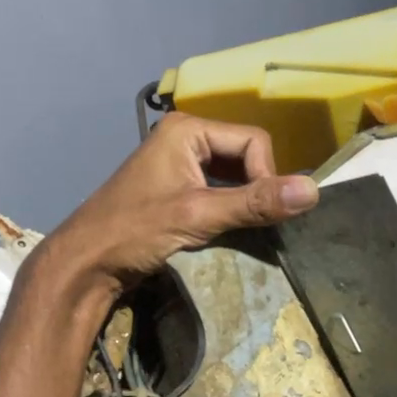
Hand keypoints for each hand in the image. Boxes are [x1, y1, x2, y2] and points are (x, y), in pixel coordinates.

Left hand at [29, 114, 319, 308]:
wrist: (83, 265)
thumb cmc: (134, 232)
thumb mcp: (198, 215)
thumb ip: (255, 202)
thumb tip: (313, 191)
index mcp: (188, 130)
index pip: (253, 141)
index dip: (266, 176)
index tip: (259, 212)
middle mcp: (186, 139)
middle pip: (246, 156)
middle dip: (255, 188)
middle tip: (251, 222)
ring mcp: (180, 165)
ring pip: (235, 176)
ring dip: (243, 201)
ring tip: (242, 228)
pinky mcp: (178, 190)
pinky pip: (220, 191)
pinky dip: (230, 209)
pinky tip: (228, 231)